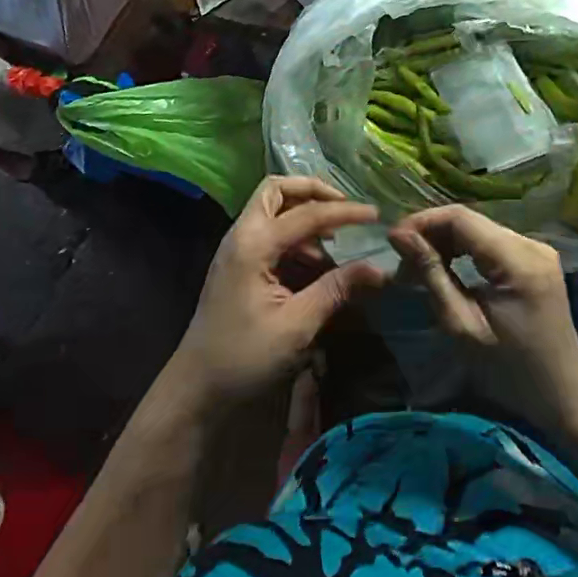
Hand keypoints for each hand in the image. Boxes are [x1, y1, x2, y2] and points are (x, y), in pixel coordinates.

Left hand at [169, 177, 385, 406]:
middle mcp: (241, 236)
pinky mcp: (238, 266)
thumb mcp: (297, 325)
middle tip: (346, 209)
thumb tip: (379, 269)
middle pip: (275, 191)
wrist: (198, 385)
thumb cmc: (245, 356)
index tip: (376, 214)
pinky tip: (316, 268)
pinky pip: (268, 236)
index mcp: (253, 244)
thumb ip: (336, 289)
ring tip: (337, 248)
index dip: (344, 211)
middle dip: (312, 193)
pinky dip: (295, 241)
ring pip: (271, 212)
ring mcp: (236, 250)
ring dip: (304, 218)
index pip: (306, 213)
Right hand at [387, 206, 577, 426]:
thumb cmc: (509, 367)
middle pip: (468, 220)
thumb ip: (431, 273)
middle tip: (403, 264)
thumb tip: (397, 235)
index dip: (421, 222)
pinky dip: (460, 250)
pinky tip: (446, 269)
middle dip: (429, 234)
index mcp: (518, 261)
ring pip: (475, 227)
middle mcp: (531, 244)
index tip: (392, 243)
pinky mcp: (534, 257)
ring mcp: (536, 249)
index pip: (460, 218)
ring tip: (419, 268)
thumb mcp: (461, 324)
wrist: (563, 391)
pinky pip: (487, 240)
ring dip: (442, 242)